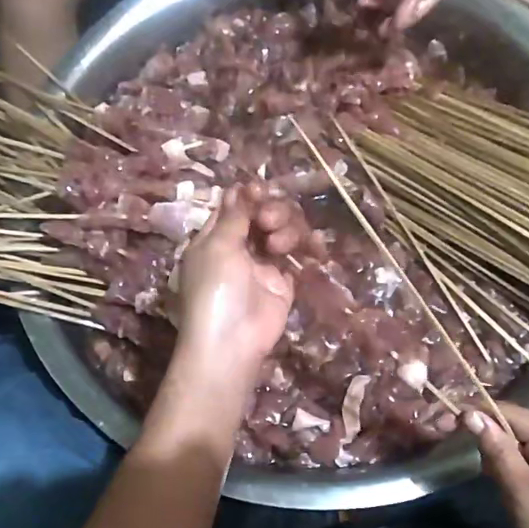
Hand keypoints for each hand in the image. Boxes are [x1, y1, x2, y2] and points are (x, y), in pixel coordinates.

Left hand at [174, 189, 296, 368]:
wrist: (232, 340)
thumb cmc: (215, 289)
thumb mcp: (218, 245)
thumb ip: (234, 216)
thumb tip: (240, 187)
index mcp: (214, 237)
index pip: (235, 205)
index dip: (250, 195)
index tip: (261, 191)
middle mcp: (238, 247)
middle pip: (263, 213)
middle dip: (271, 211)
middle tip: (268, 223)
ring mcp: (262, 264)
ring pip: (284, 230)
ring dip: (287, 228)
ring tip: (279, 246)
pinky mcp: (283, 281)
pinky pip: (299, 254)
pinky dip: (307, 246)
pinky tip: (313, 247)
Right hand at [462, 402, 528, 527]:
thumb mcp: (522, 493)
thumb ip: (498, 452)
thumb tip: (471, 415)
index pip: (513, 413)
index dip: (478, 413)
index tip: (443, 423)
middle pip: (518, 425)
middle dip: (488, 436)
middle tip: (458, 453)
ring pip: (523, 443)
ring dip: (499, 455)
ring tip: (488, 478)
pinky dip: (513, 467)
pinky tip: (505, 485)